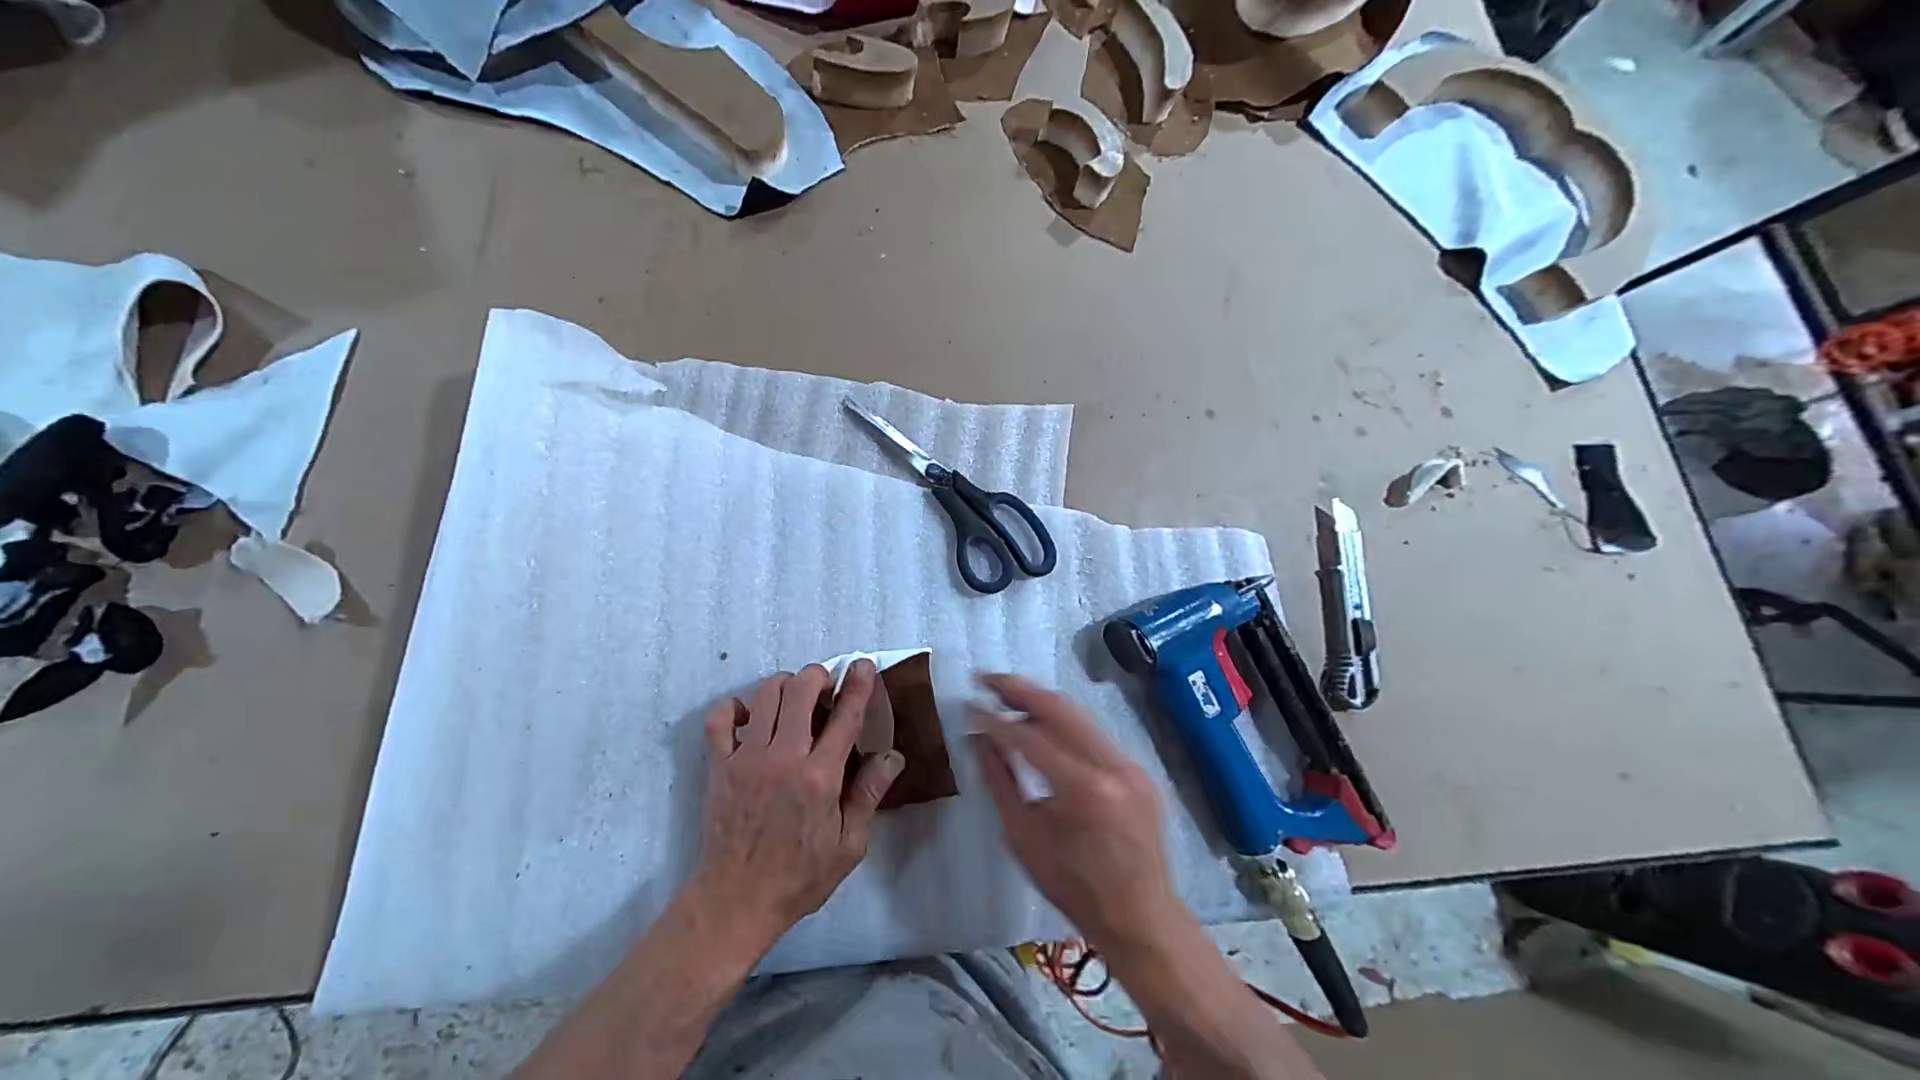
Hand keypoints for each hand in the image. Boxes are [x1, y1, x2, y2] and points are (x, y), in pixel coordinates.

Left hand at [686, 661, 905, 949]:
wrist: (736, 901)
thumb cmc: (799, 877)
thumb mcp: (849, 844)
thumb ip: (869, 794)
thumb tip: (892, 755)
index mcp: (819, 778)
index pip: (844, 717)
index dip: (858, 685)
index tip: (862, 665)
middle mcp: (783, 758)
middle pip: (800, 690)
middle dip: (817, 675)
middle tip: (826, 683)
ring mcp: (746, 759)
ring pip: (764, 696)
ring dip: (784, 685)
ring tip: (794, 697)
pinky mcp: (719, 766)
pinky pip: (719, 720)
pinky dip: (735, 708)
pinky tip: (750, 717)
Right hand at [972, 674, 1185, 952]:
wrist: (1141, 917)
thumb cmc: (1075, 888)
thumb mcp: (1025, 839)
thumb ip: (1001, 783)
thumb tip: (981, 742)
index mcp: (1084, 788)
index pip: (1029, 737)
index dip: (994, 719)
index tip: (969, 706)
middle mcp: (1113, 765)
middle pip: (1061, 708)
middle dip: (1019, 689)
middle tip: (986, 679)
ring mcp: (1131, 765)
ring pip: (1080, 716)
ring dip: (1042, 703)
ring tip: (1008, 696)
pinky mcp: (1138, 771)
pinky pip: (1095, 736)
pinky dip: (1065, 725)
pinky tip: (1042, 727)